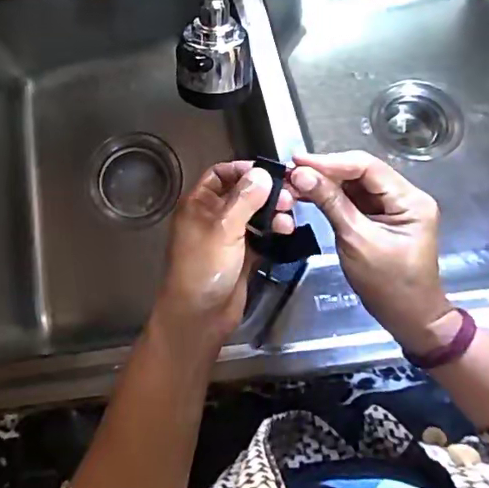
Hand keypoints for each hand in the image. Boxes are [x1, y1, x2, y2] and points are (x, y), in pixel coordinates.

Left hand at [153, 161, 294, 347]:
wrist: (199, 317)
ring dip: (272, 212)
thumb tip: (262, 173)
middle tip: (289, 197)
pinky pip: (259, 235)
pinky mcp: (240, 255)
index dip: (243, 170)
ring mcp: (226, 237)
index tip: (270, 172)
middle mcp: (211, 216)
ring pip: (253, 215)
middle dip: (265, 192)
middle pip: (241, 193)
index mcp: (198, 204)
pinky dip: (272, 231)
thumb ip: (245, 199)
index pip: (220, 174)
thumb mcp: (224, 228)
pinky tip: (287, 230)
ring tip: (289, 215)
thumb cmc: (205, 267)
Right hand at [288, 151, 450, 350]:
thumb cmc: (389, 285)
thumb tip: (301, 173)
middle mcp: (405, 196)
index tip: (298, 161)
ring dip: (325, 182)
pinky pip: (354, 198)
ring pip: (355, 184)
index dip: (330, 162)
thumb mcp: (356, 241)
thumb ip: (330, 203)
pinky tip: (309, 194)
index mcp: (409, 199)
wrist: (409, 320)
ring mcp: (393, 206)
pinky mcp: (381, 217)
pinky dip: (332, 196)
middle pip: (361, 172)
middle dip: (326, 171)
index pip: (366, 167)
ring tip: (295, 181)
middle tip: (292, 171)